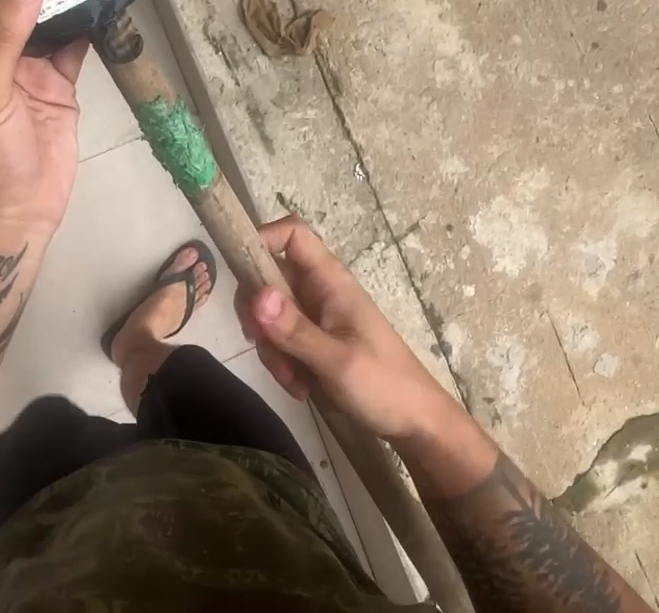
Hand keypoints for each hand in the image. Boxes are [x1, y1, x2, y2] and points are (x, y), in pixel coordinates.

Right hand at [240, 216, 465, 445]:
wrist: (416, 424)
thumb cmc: (384, 385)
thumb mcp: (336, 361)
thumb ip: (294, 330)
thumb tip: (255, 296)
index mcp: (331, 281)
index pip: (293, 234)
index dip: (263, 238)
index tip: (242, 274)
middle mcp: (320, 290)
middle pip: (268, 277)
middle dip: (258, 314)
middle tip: (262, 344)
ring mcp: (316, 316)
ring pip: (269, 313)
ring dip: (271, 347)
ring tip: (293, 380)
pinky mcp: (314, 341)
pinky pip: (280, 339)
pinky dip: (281, 362)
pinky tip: (300, 387)